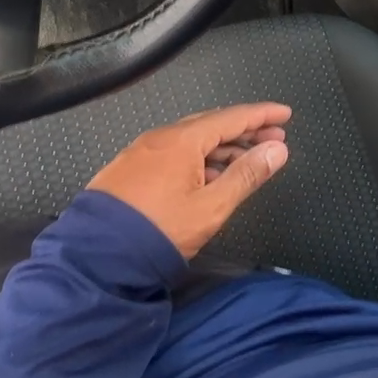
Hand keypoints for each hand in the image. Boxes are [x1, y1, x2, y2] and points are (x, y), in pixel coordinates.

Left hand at [87, 103, 291, 258]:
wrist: (92, 263)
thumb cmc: (159, 232)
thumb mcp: (211, 207)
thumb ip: (247, 174)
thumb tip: (278, 148)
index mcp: (182, 140)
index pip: (232, 117)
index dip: (262, 115)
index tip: (285, 114)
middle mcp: (159, 138)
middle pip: (212, 124)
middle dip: (245, 130)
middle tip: (273, 138)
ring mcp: (139, 153)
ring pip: (191, 139)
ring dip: (223, 146)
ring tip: (246, 160)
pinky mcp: (125, 172)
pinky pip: (172, 153)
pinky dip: (199, 157)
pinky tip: (208, 175)